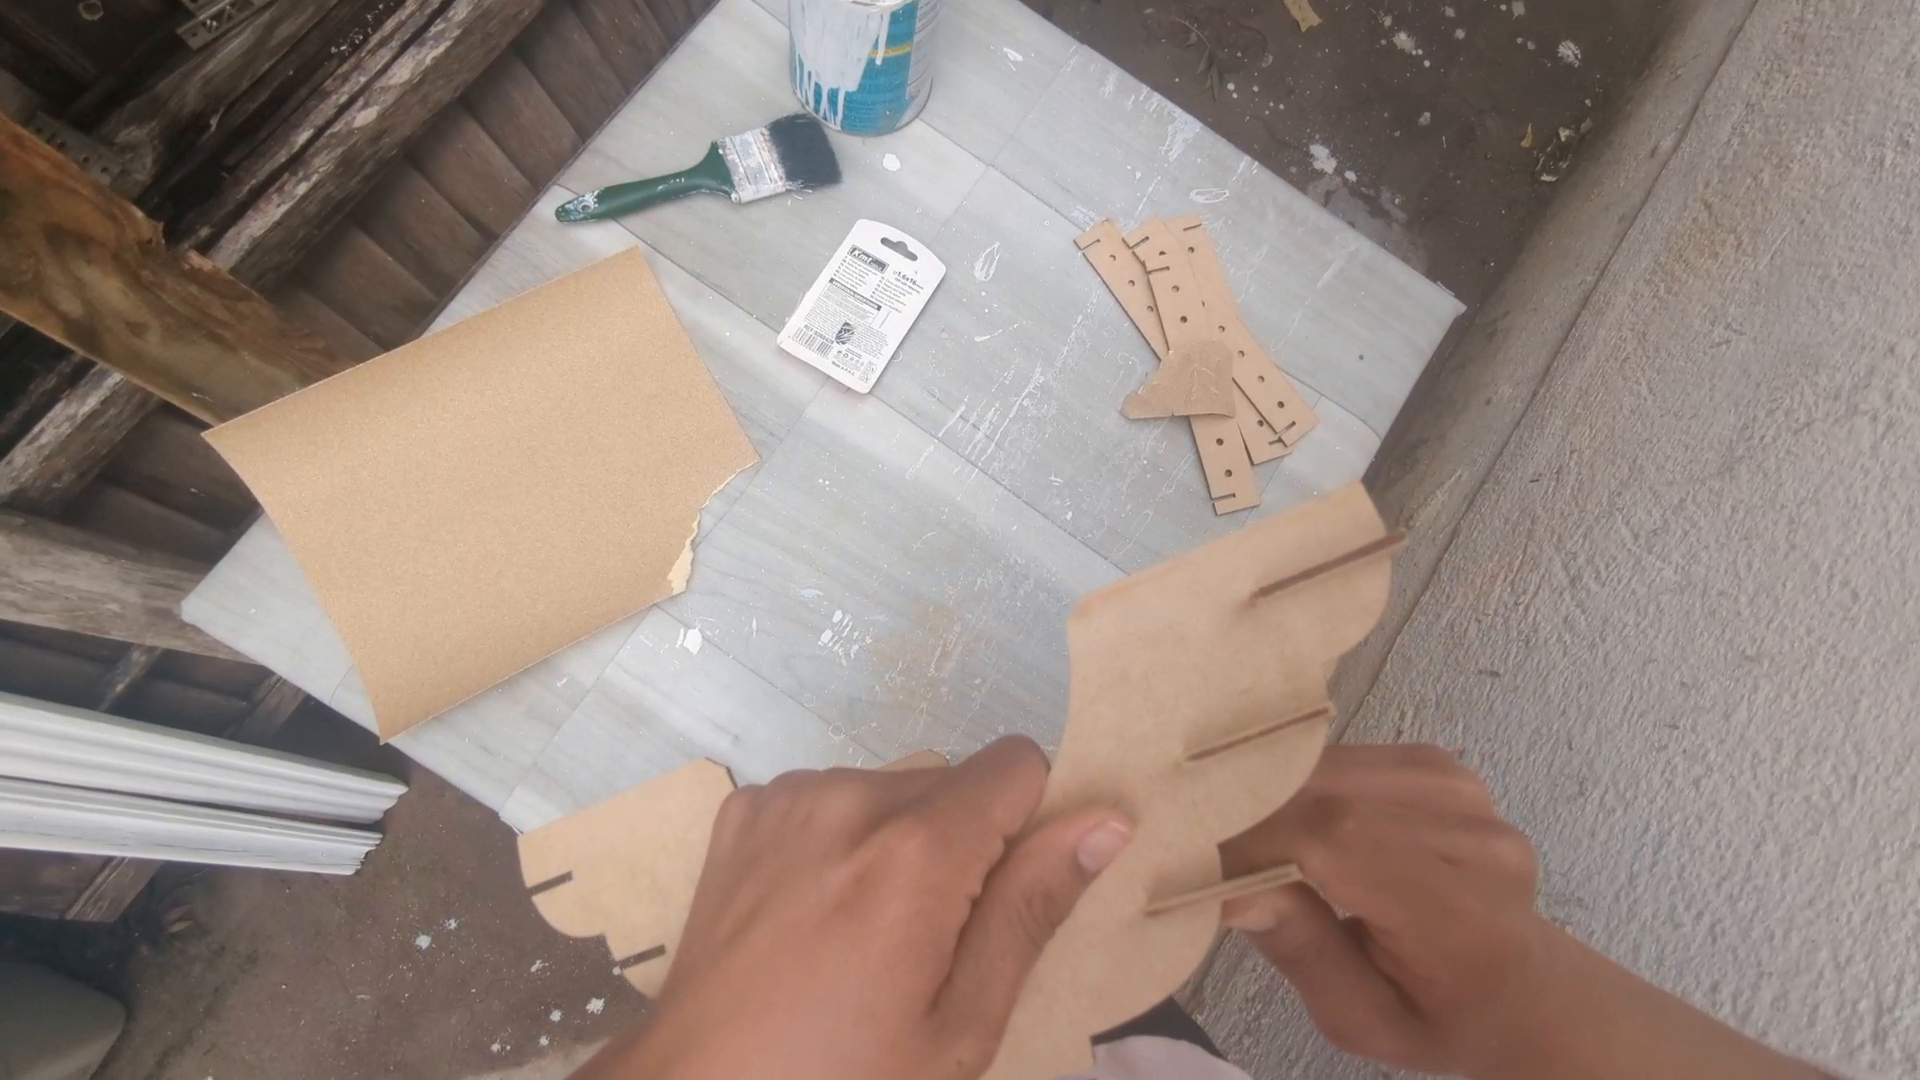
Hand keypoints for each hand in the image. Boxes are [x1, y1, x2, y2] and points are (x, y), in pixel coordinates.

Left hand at [577, 737, 1131, 1079]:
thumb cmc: (847, 1077)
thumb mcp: (961, 1023)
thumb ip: (1033, 906)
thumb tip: (1106, 820)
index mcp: (916, 847)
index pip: (1017, 762)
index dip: (1026, 820)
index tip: (997, 887)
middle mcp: (851, 794)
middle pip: (952, 780)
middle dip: (960, 840)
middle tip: (922, 936)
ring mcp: (789, 795)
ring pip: (891, 786)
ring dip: (898, 837)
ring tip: (857, 928)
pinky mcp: (745, 807)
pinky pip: (828, 794)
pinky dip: (837, 836)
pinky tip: (807, 907)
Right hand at [1219, 745, 1828, 1079]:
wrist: (1517, 977)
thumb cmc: (1433, 1013)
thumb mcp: (1361, 1021)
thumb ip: (1302, 953)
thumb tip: (1232, 888)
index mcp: (1460, 916)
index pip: (1334, 840)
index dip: (1252, 842)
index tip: (1199, 865)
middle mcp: (1470, 835)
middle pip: (1318, 793)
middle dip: (1249, 818)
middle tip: (1208, 849)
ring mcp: (1459, 786)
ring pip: (1319, 766)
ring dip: (1270, 798)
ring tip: (1250, 837)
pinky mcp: (1436, 760)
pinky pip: (1334, 756)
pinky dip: (1297, 784)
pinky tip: (1296, 818)